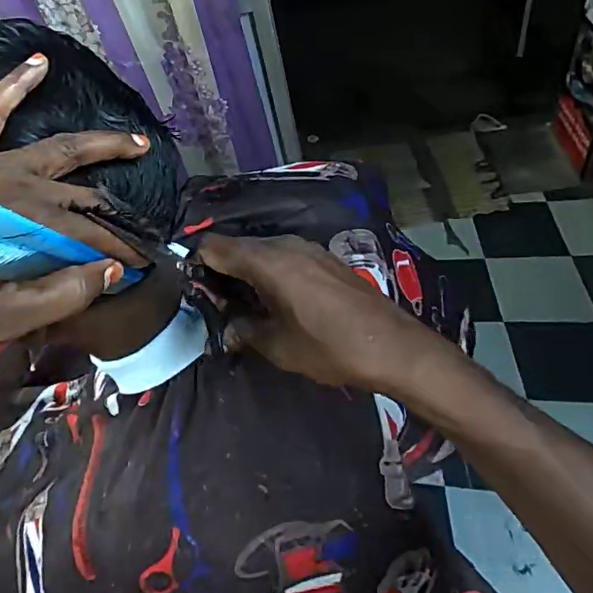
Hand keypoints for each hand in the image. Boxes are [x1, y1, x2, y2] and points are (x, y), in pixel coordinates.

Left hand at [0, 53, 151, 363]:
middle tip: (145, 224)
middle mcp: (12, 186)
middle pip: (80, 195)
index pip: (91, 239)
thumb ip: (56, 294)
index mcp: (24, 228)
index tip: (138, 271)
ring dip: (97, 144)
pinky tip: (36, 64)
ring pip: (53, 148)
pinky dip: (13, 86)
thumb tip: (109, 272)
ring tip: (134, 140)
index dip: (119, 256)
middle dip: (116, 211)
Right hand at [196, 233, 459, 395]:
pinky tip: (279, 301)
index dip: (197, 266)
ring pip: (260, 251)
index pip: (213, 247)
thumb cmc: (330, 347)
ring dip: (248, 273)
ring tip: (250, 306)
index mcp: (265, 260)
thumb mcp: (277, 346)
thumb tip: (226, 328)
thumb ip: (243, 330)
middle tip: (221, 305)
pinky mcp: (324, 257)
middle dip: (222, 272)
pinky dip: (271, 272)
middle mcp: (283, 244)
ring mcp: (307, 247)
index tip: (197, 292)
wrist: (396, 347)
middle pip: (236, 246)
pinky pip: (283, 256)